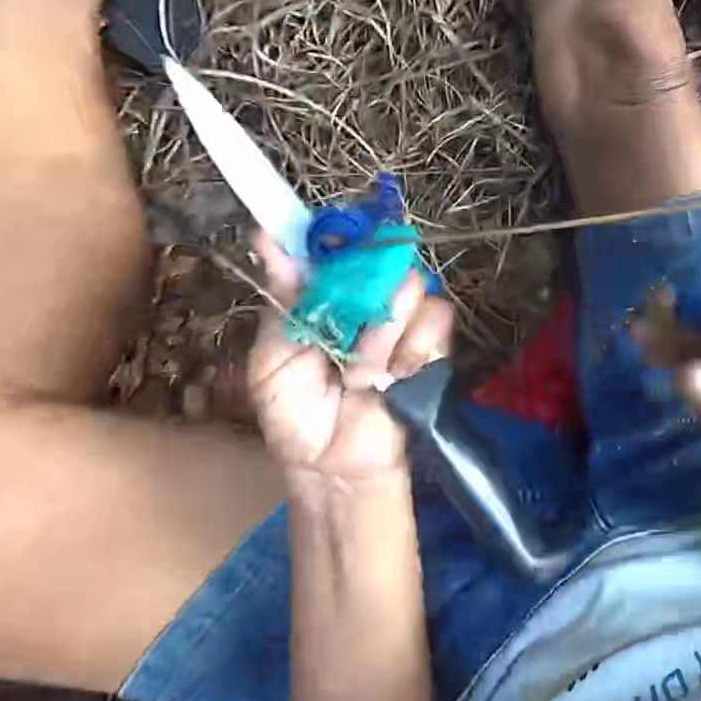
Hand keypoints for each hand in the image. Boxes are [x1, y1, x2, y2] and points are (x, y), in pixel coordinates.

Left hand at [247, 234, 454, 491]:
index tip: (330, 238)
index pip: (342, 246)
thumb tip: (264, 236)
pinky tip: (392, 377)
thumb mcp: (273, 356)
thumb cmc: (296, 414)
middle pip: (383, 258)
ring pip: (410, 288)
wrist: (336, 465)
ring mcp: (405, 317)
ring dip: (381, 337)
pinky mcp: (434, 341)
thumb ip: (283, 297)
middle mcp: (370, 298)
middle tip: (342, 336)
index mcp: (329, 296)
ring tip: (358, 374)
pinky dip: (411, 350)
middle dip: (361, 298)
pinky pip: (436, 318)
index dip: (339, 235)